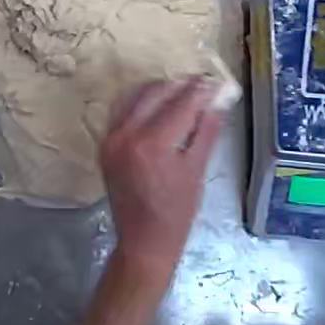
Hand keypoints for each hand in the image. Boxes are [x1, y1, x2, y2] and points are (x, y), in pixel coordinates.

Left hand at [100, 79, 223, 281]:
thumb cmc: (176, 212)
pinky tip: (157, 103)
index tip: (215, 82)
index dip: (201, 90)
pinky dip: (139, 101)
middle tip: (202, 84)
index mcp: (153, 145)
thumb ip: (206, 130)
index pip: (181, 104)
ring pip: (136, 96)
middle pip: (156, 93)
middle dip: (181, 86)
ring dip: (160, 89)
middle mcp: (126, 135)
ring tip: (182, 92)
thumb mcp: (197, 170)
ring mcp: (111, 139)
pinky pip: (121, 110)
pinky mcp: (105, 144)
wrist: (144, 242)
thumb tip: (219, 100)